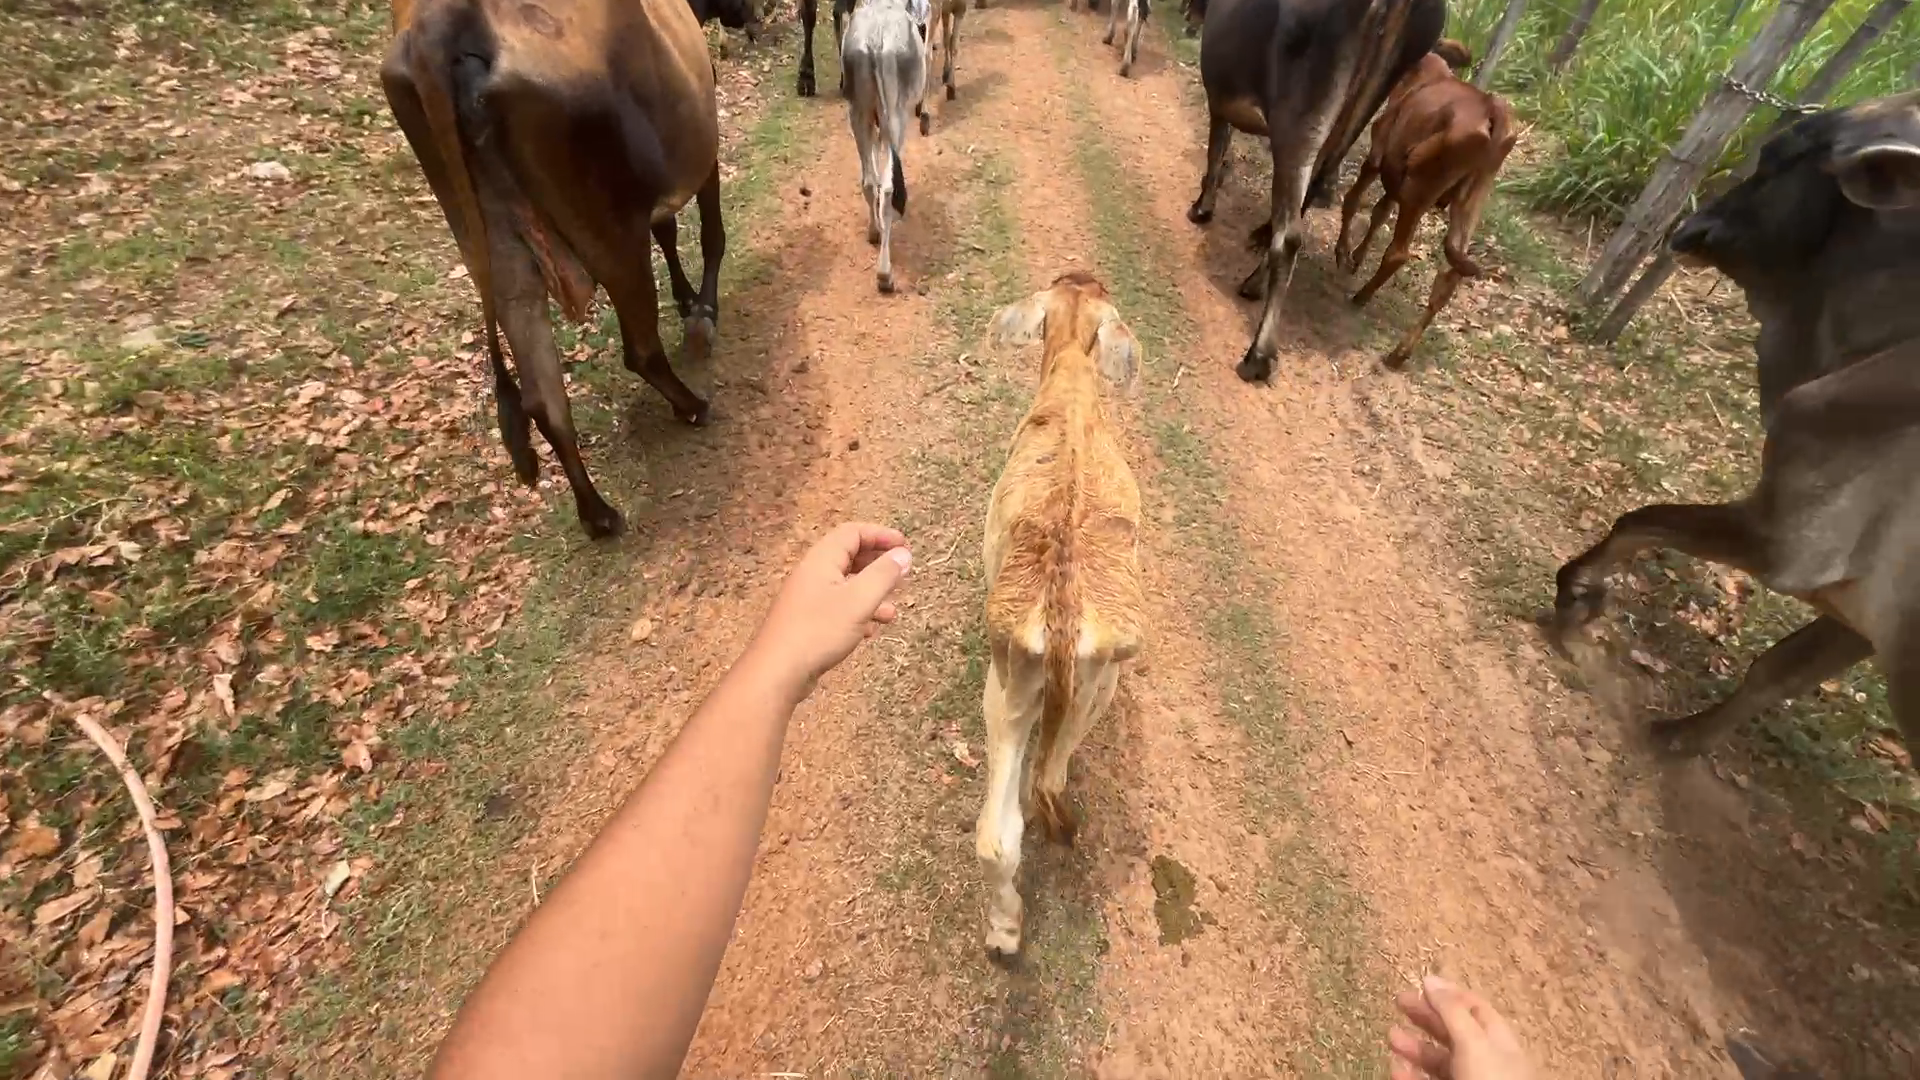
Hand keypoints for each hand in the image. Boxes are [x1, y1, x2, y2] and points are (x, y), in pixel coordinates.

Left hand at [745, 523, 911, 700]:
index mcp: (822, 560)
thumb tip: (904, 554)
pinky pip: (839, 608)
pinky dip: (859, 613)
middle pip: (850, 557)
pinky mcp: (808, 622)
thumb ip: (884, 575)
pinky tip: (870, 630)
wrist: (777, 673)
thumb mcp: (859, 600)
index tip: (905, 547)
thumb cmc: (819, 631)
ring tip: (892, 609)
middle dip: (878, 563)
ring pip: (846, 586)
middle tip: (902, 574)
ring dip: (872, 593)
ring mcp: (808, 599)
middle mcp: (813, 574)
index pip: (853, 533)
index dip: (881, 535)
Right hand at [1389, 976, 1533, 1079]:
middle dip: (1424, 1015)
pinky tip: (1396, 1071)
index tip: (1419, 983)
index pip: (1475, 1008)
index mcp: (1499, 1043)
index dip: (1448, 993)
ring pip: (1438, 1059)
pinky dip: (1411, 1075)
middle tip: (1397, 1003)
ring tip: (1391, 1039)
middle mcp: (1486, 1062)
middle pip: (1453, 1030)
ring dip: (1413, 1046)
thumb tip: (1429, 979)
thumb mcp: (1473, 1043)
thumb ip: (1451, 1010)